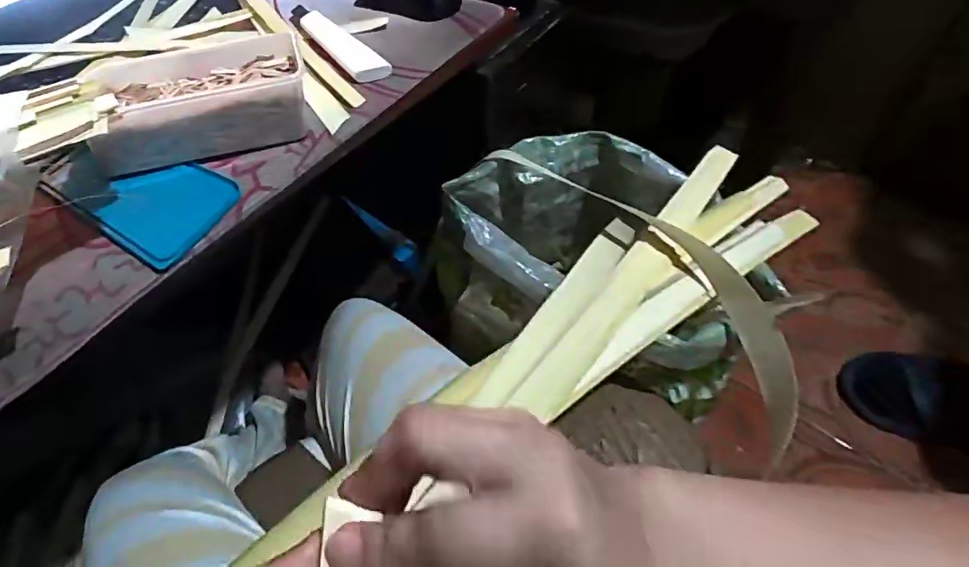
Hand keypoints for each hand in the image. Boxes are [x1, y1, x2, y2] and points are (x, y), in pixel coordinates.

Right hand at [324, 405, 648, 566]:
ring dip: (392, 459)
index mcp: (538, 520)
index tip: (337, 553)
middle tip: (354, 518)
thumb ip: (433, 554)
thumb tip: (360, 551)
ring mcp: (522, 423)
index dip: (377, 544)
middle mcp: (528, 454)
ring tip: (380, 504)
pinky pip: (448, 421)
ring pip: (430, 417)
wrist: (630, 536)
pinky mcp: (515, 414)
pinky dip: (418, 450)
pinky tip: (414, 486)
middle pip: (421, 434)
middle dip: (374, 473)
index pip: (434, 529)